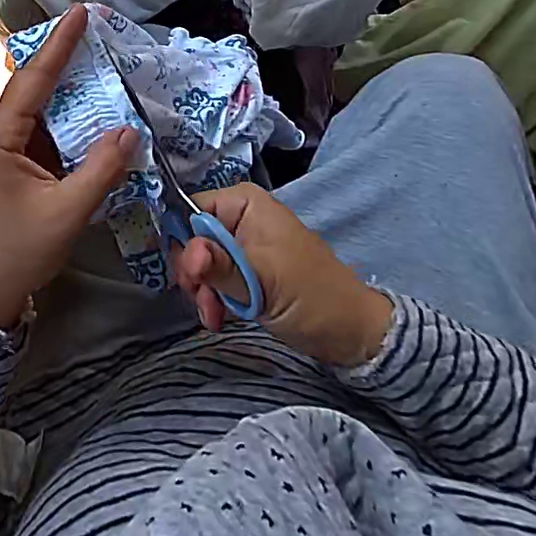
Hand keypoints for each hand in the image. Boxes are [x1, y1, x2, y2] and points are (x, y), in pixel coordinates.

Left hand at [0, 5, 134, 328]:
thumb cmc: (18, 250)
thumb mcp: (65, 212)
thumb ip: (100, 170)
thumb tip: (130, 129)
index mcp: (2, 137)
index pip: (34, 80)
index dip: (59, 45)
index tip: (80, 13)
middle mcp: (3, 134)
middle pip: (38, 85)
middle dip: (67, 56)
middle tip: (99, 29)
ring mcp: (13, 149)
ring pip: (47, 106)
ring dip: (74, 85)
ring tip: (105, 59)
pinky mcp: (25, 164)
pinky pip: (54, 129)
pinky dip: (77, 116)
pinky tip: (101, 108)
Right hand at [172, 184, 392, 366]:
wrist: (350, 332)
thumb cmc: (312, 297)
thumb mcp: (264, 281)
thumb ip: (222, 266)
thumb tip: (188, 254)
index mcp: (245, 203)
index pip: (192, 210)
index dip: (184, 242)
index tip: (189, 277)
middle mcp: (240, 217)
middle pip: (193, 238)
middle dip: (195, 275)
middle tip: (204, 301)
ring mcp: (243, 245)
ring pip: (201, 263)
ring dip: (204, 292)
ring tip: (215, 317)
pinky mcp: (246, 270)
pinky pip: (215, 279)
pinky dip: (214, 300)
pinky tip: (220, 319)